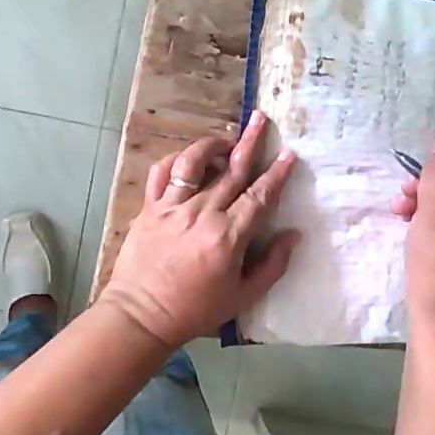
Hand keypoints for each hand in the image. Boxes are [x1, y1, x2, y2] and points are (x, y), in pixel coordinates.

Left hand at [101, 113, 300, 348]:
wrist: (141, 316)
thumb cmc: (195, 310)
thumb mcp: (243, 296)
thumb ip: (272, 265)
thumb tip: (293, 235)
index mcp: (229, 236)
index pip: (260, 196)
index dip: (277, 173)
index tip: (289, 154)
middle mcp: (203, 214)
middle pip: (232, 170)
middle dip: (250, 142)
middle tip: (261, 118)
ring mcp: (173, 208)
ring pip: (195, 163)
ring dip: (213, 145)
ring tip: (226, 138)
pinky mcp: (151, 208)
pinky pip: (163, 173)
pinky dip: (176, 160)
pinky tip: (189, 158)